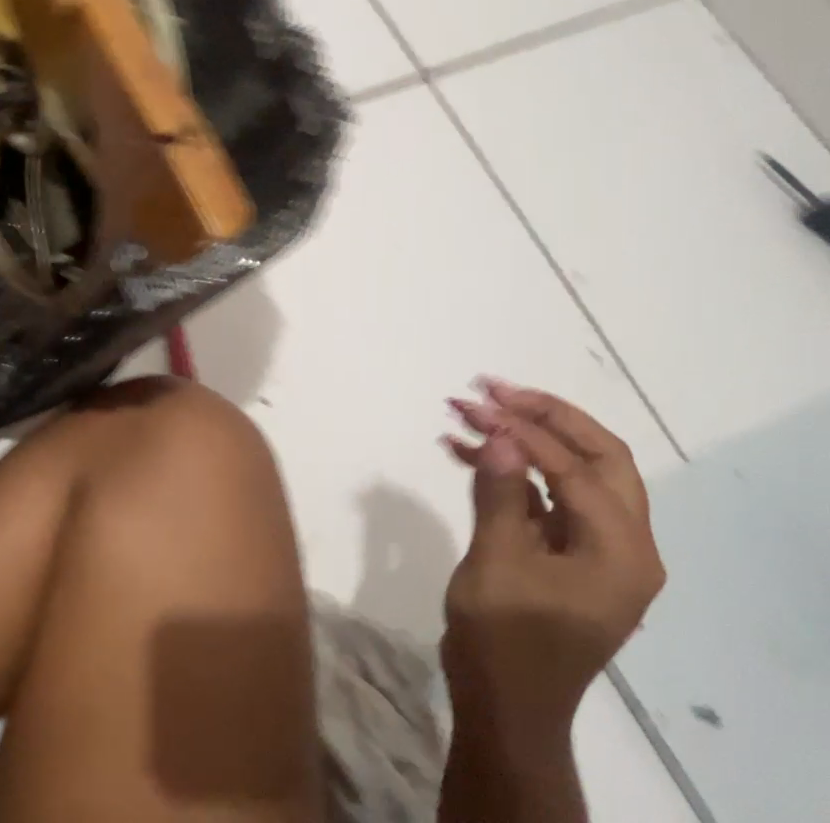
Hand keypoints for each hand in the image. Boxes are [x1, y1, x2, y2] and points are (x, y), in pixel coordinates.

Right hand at [440, 379, 665, 741]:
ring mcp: (598, 553)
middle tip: (490, 390)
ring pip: (573, 477)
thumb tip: (498, 437)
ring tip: (469, 411)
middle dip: (545, 419)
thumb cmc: (504, 638)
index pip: (580, 469)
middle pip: (599, 461)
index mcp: (622, 551)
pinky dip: (514, 474)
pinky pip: (549, 501)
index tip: (474, 403)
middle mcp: (625, 546)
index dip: (528, 431)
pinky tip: (467, 454)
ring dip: (526, 441)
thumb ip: (500, 497)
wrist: (507, 702)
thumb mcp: (496, 564)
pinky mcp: (568, 560)